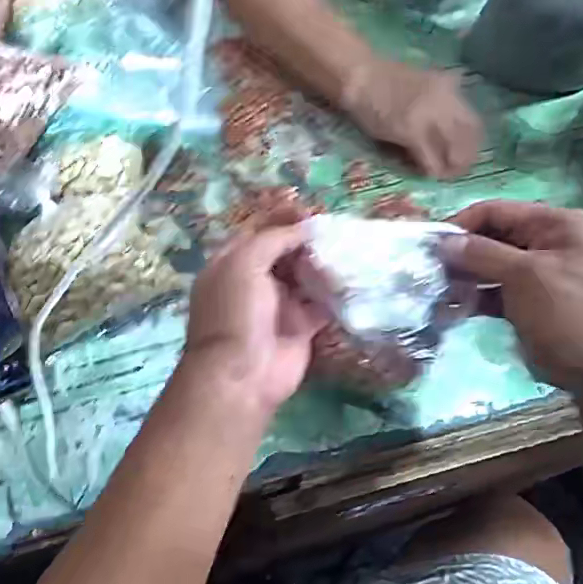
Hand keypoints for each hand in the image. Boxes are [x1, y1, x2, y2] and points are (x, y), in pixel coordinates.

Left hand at [181, 222, 329, 414]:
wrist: (242, 374)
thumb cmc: (236, 313)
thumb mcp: (245, 263)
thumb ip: (273, 239)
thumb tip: (305, 227)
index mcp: (230, 264)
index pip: (256, 231)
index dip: (280, 218)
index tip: (308, 208)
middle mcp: (253, 281)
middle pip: (283, 251)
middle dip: (306, 239)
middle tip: (334, 227)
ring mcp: (277, 305)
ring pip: (304, 275)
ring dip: (323, 262)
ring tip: (347, 247)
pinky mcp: (300, 327)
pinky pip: (321, 303)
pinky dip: (336, 291)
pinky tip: (352, 277)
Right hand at [341, 55, 483, 177]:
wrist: (361, 77)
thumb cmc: (382, 82)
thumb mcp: (420, 86)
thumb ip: (435, 103)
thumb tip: (441, 129)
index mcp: (450, 87)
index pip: (472, 121)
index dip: (473, 143)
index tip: (467, 156)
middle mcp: (446, 100)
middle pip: (467, 136)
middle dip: (466, 157)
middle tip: (458, 171)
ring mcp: (429, 116)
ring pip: (452, 148)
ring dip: (451, 166)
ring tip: (445, 175)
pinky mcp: (411, 131)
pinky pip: (429, 157)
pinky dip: (432, 169)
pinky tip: (429, 175)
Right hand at [440, 200, 582, 394]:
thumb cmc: (580, 315)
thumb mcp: (528, 277)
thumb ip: (483, 255)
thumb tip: (443, 241)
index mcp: (557, 225)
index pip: (494, 212)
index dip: (458, 227)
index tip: (426, 250)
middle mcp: (551, 246)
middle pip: (492, 241)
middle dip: (458, 257)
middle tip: (426, 279)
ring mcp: (545, 280)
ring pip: (493, 272)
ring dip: (464, 282)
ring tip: (436, 299)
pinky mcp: (538, 310)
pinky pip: (499, 298)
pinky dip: (477, 303)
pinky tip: (454, 314)